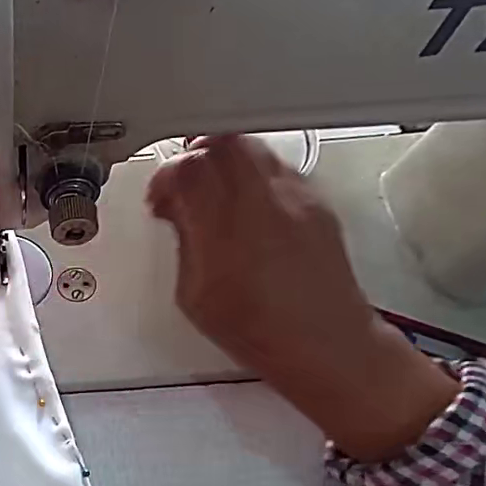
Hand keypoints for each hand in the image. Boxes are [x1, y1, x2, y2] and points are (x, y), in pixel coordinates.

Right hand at [147, 135, 457, 460]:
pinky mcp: (317, 200)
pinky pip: (276, 165)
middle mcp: (264, 204)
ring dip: (222, 160)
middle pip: (221, 142)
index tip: (159, 198)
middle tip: (181, 183)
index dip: (164, 177)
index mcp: (224, 233)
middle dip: (192, 155)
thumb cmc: (259, 330)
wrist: (325, 343)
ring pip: (250, 146)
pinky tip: (243, 205)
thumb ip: (184, 242)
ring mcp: (296, 197)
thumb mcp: (194, 296)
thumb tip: (177, 210)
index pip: (187, 168)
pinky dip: (250, 173)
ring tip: (211, 192)